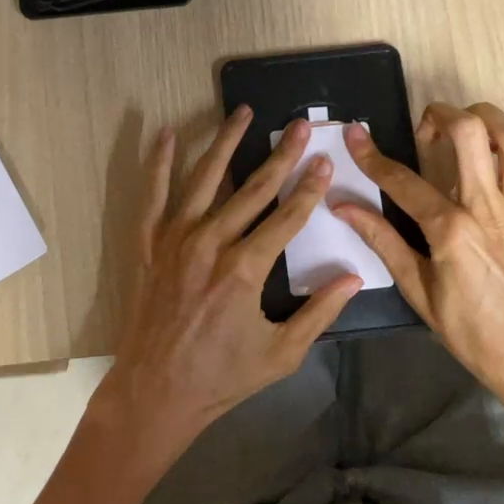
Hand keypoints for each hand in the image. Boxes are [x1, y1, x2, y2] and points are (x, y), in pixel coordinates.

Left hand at [95, 107, 362, 456]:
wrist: (155, 392)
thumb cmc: (222, 377)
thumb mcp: (281, 354)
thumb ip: (319, 313)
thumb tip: (354, 276)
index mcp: (244, 270)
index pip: (286, 217)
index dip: (309, 188)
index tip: (325, 161)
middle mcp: (209, 244)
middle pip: (252, 189)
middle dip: (281, 156)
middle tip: (299, 126)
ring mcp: (175, 239)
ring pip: (204, 178)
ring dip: (225, 142)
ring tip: (243, 112)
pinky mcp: (149, 243)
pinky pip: (153, 195)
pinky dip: (158, 163)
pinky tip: (165, 134)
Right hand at [334, 103, 503, 439]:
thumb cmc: (474, 331)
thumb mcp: (418, 290)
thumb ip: (382, 240)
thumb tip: (343, 206)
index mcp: (450, 230)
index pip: (401, 180)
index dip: (370, 154)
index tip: (355, 134)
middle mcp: (489, 208)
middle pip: (467, 132)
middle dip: (440, 115)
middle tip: (428, 126)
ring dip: (487, 119)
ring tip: (470, 127)